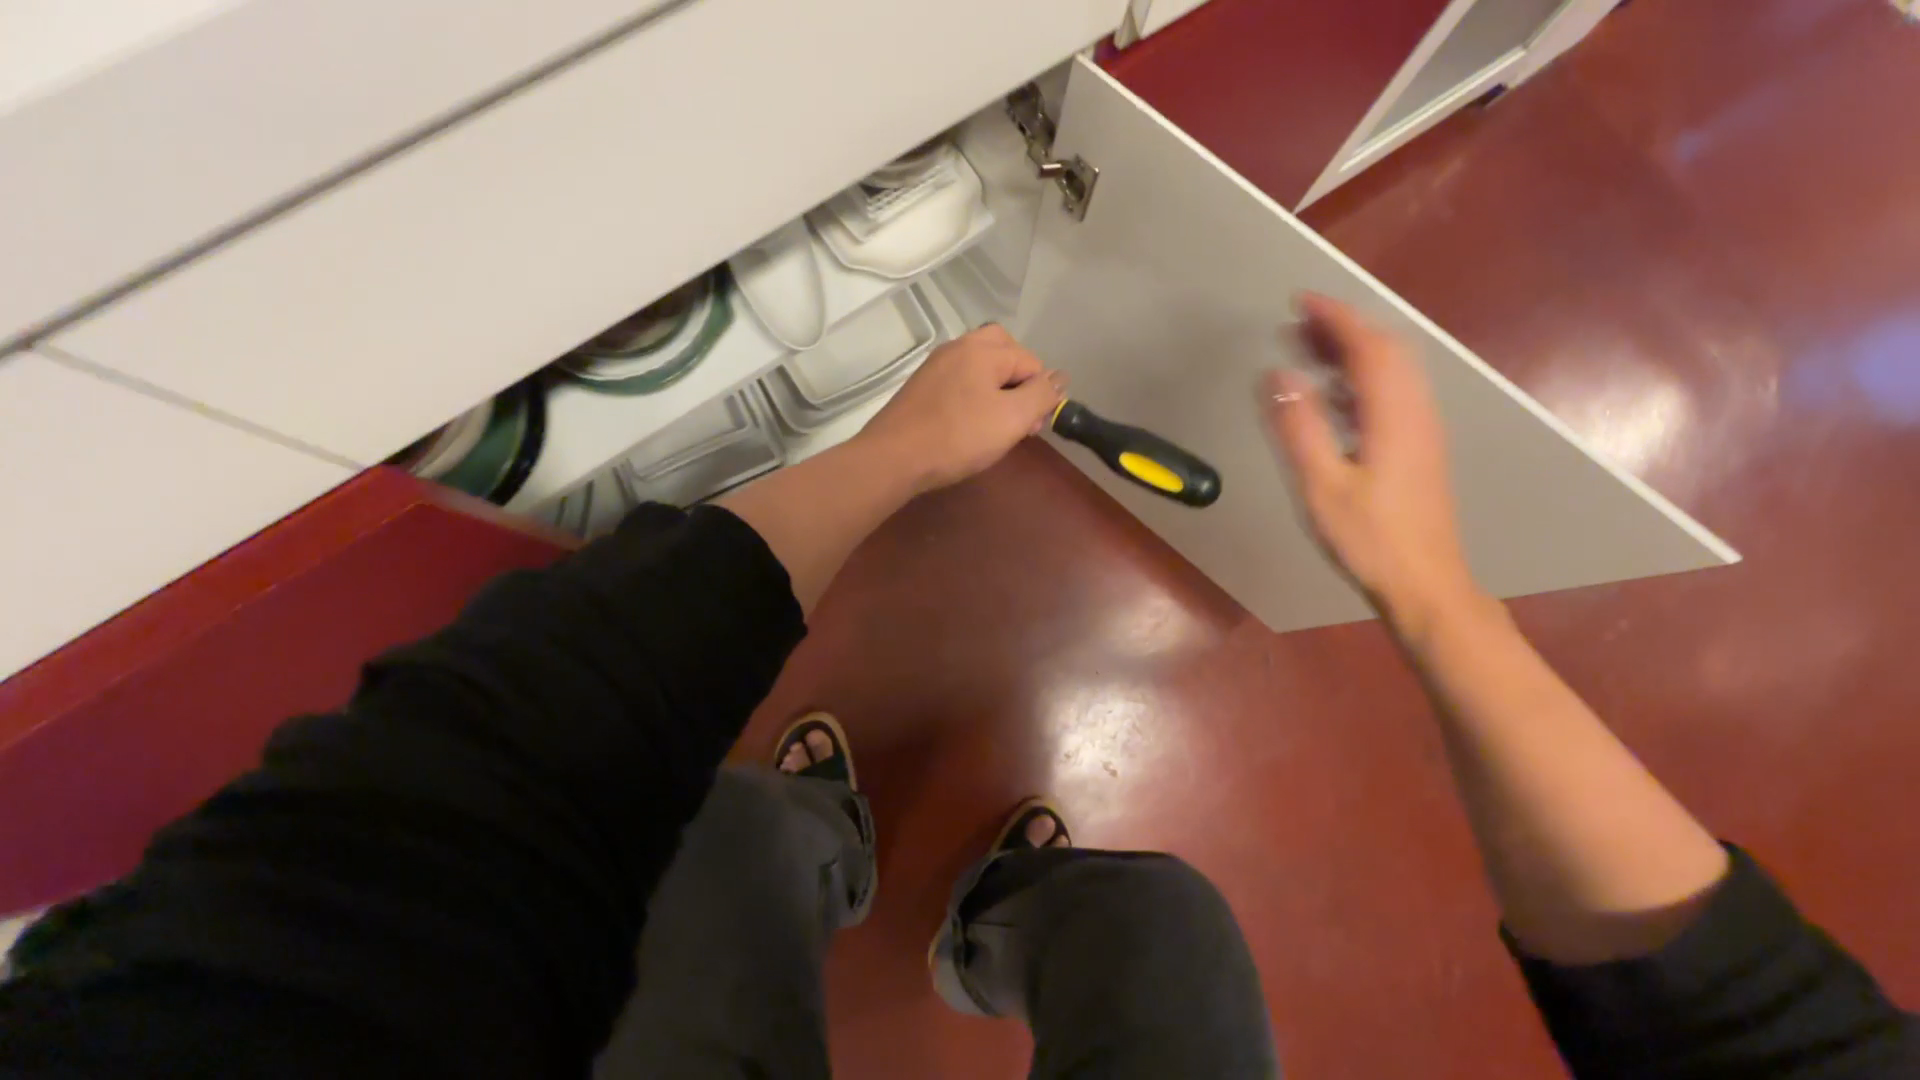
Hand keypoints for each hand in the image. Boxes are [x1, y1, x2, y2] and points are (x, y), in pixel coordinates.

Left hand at [857, 324, 1064, 494]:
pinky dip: (973, 398)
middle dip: (1018, 381)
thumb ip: (1041, 394)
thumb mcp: (1011, 418)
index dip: (1040, 394)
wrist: (894, 458)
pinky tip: (968, 426)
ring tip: (996, 427)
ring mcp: (936, 366)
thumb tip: (1060, 378)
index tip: (1031, 428)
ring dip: (996, 391)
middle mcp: (958, 348)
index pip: (1031, 362)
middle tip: (1018, 418)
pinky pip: (959, 382)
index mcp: (984, 349)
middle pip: (1003, 351)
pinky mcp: (921, 387)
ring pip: (980, 367)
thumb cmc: (958, 437)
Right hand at [1263, 294, 1479, 628]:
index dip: (1335, 317)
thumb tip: (1278, 375)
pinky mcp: (1420, 446)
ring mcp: (1422, 428)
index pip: (1368, 346)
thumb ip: (1299, 427)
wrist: (1424, 581)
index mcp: (1393, 414)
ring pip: (1393, 369)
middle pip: (1387, 349)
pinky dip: (1362, 376)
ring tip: (1310, 349)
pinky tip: (1334, 394)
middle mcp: (1415, 411)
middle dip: (1344, 328)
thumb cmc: (1370, 538)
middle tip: (1299, 324)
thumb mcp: (1322, 485)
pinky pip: (1393, 391)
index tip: (1300, 301)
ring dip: (1354, 350)